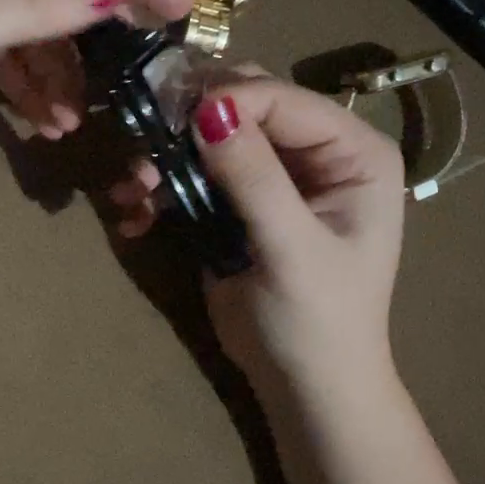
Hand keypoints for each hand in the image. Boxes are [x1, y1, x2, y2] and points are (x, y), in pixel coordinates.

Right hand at [110, 70, 406, 387]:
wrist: (302, 383)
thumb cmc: (316, 320)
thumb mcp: (289, 248)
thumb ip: (253, 177)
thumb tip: (208, 107)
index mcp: (352, 153)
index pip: (283, 100)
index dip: (227, 100)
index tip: (167, 115)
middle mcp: (313, 154)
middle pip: (244, 108)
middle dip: (188, 122)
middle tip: (141, 139)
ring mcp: (271, 179)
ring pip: (209, 139)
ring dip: (165, 158)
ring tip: (132, 188)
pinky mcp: (235, 206)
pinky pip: (191, 177)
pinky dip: (160, 190)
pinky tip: (135, 214)